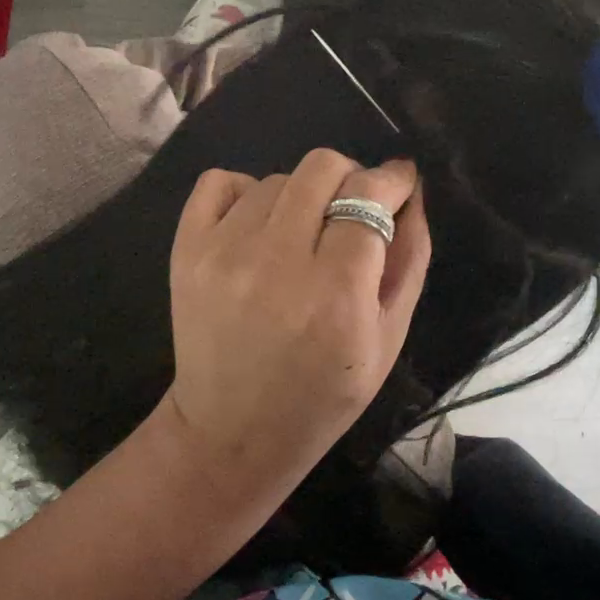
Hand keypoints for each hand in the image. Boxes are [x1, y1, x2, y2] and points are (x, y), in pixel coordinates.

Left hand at [162, 150, 431, 487]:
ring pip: (278, 177)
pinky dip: (246, 192)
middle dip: (350, 179)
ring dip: (301, 197)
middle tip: (351, 212)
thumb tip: (412, 191)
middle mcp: (276, 263)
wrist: (231, 431)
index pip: (368, 196)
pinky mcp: (186, 249)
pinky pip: (221, 180)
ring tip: (301, 239)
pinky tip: (257, 228)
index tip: (398, 184)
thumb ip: (409, 259)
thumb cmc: (322, 395)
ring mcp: (223, 252)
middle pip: (322, 168)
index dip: (391, 182)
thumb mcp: (388, 340)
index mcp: (335, 295)